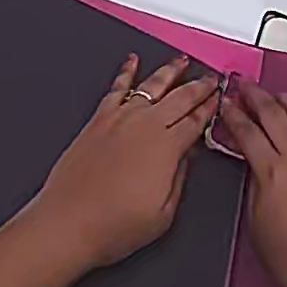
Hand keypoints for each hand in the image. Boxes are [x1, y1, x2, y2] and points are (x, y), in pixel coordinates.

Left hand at [29, 55, 220, 269]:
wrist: (67, 223)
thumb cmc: (112, 224)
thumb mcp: (163, 214)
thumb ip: (179, 177)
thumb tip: (186, 156)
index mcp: (167, 146)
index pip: (196, 120)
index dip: (210, 107)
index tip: (218, 98)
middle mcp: (146, 125)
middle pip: (181, 97)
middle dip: (199, 86)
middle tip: (210, 78)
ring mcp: (121, 118)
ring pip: (153, 85)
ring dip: (170, 70)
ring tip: (181, 61)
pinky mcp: (99, 119)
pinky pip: (117, 87)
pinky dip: (126, 71)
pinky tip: (132, 61)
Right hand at [218, 80, 286, 286]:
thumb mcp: (253, 212)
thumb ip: (252, 174)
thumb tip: (248, 152)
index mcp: (273, 170)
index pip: (247, 129)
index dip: (233, 114)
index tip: (226, 104)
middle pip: (273, 111)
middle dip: (254, 95)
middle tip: (244, 86)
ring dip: (284, 98)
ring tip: (273, 94)